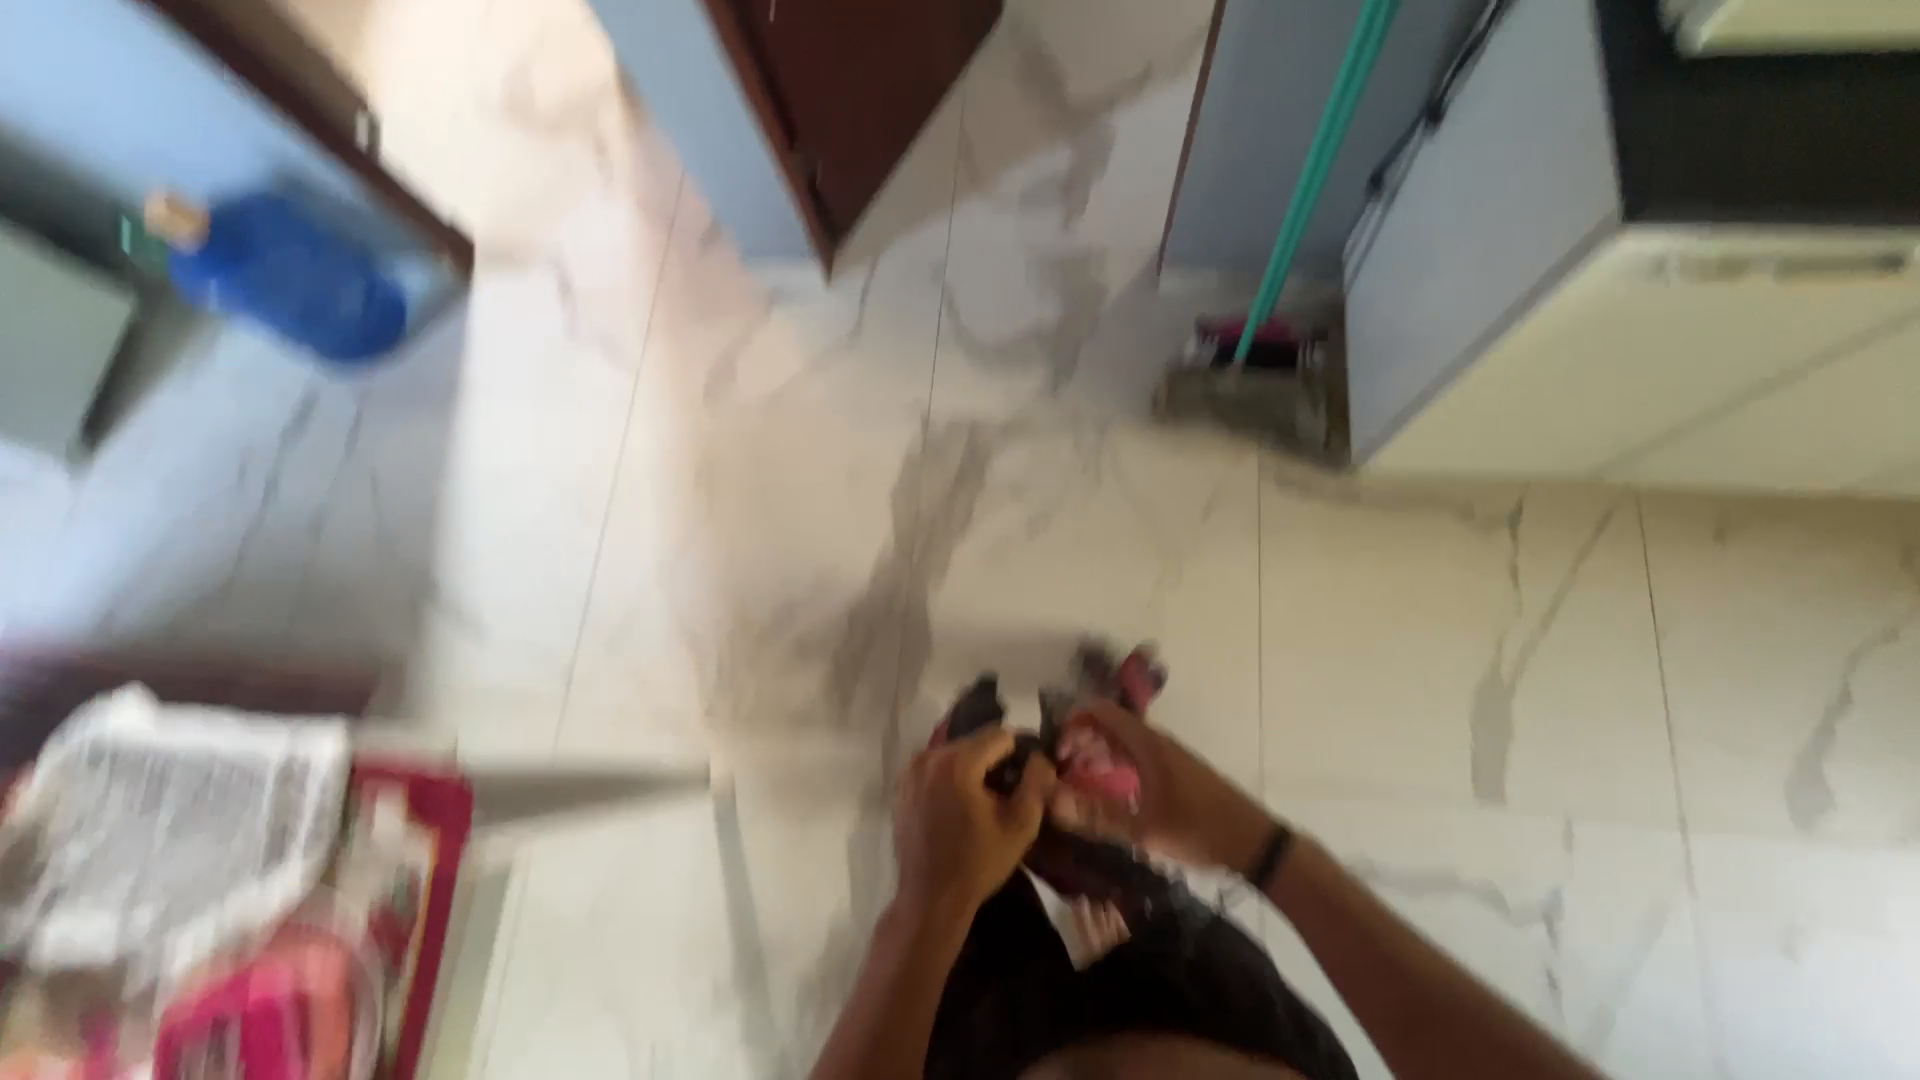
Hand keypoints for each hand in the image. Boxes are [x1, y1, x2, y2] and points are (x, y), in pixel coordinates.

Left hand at [893, 729, 1056, 915]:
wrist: (930, 898)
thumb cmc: (978, 863)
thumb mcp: (1021, 824)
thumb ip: (1037, 782)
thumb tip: (1039, 756)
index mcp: (957, 762)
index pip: (1000, 735)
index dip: (1019, 754)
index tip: (1026, 780)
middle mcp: (928, 756)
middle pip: (975, 742)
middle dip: (994, 762)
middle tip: (1006, 794)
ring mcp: (911, 770)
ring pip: (955, 754)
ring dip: (972, 770)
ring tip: (983, 803)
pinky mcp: (902, 786)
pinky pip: (936, 768)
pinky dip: (950, 779)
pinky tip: (958, 808)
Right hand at [1063, 700, 1272, 873]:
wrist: (1253, 842)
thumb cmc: (1197, 829)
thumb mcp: (1143, 829)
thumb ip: (1096, 814)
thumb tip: (1052, 801)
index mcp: (1147, 744)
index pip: (1102, 711)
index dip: (1074, 721)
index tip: (1057, 749)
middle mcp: (1157, 742)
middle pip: (1111, 725)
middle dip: (1082, 740)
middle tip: (1063, 769)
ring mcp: (1169, 755)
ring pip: (1124, 742)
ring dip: (1099, 754)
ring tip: (1080, 783)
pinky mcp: (1177, 771)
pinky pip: (1138, 756)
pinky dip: (1117, 765)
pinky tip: (1111, 794)